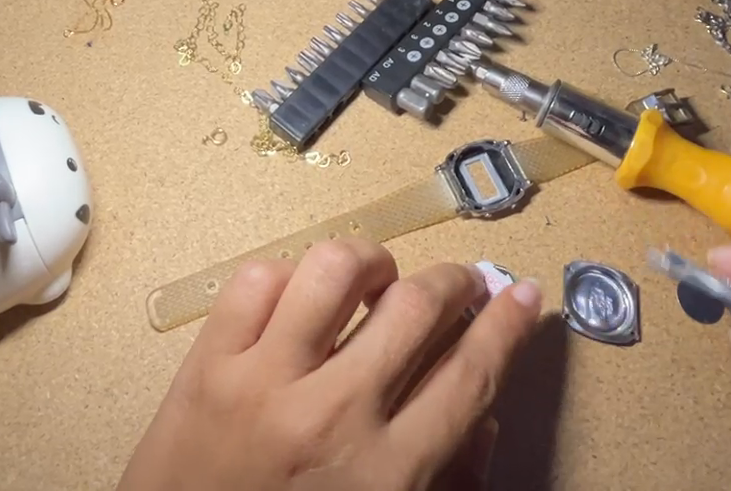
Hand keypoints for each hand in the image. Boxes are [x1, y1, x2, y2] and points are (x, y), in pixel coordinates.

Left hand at [119, 238, 542, 490]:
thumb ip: (439, 475)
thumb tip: (483, 413)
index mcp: (384, 475)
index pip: (467, 378)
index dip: (505, 327)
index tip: (521, 294)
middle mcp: (332, 415)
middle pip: (413, 309)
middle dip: (451, 281)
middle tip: (457, 280)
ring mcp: (264, 380)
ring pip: (335, 270)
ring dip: (369, 260)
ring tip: (375, 276)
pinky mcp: (208, 361)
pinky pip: (257, 278)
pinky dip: (286, 275)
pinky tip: (295, 297)